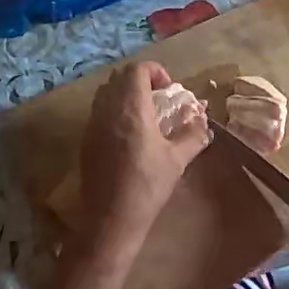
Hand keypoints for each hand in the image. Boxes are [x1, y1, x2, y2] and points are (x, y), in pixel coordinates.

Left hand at [76, 61, 209, 248]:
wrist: (111, 219)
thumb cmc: (147, 186)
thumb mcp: (177, 159)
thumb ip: (193, 134)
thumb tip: (202, 121)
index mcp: (131, 108)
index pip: (137, 69)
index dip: (156, 71)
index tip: (169, 90)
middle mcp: (107, 109)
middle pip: (119, 76)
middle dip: (141, 80)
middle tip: (159, 99)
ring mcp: (92, 123)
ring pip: (106, 92)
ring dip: (125, 94)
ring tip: (144, 115)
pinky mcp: (85, 139)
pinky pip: (98, 111)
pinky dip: (114, 110)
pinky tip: (128, 135)